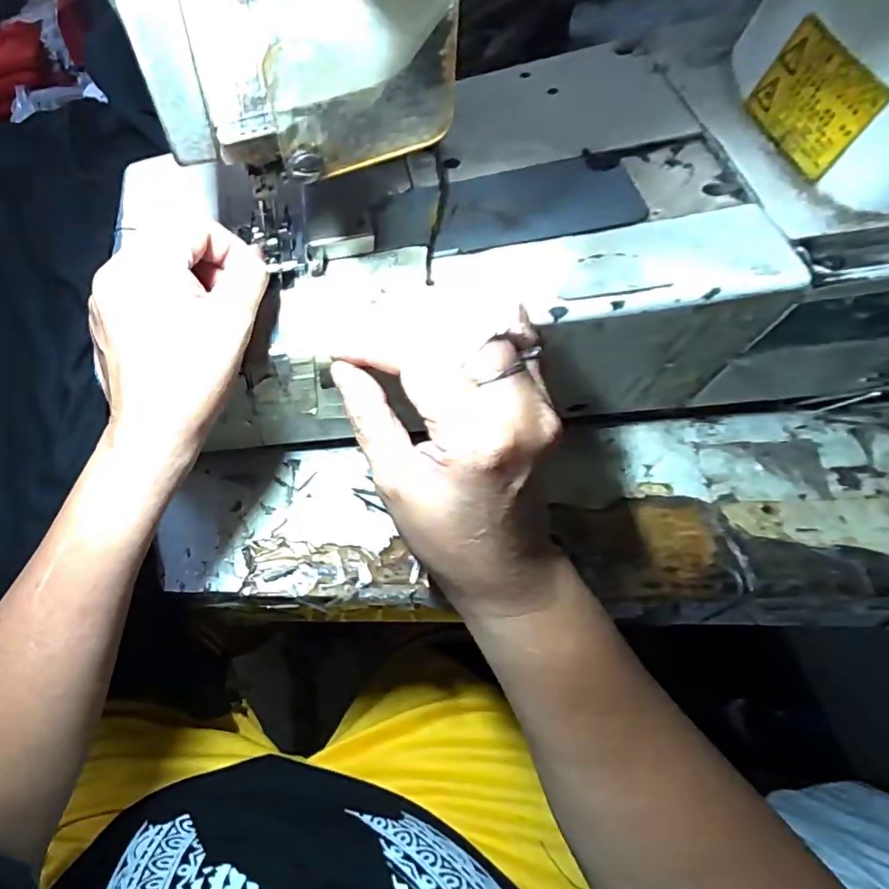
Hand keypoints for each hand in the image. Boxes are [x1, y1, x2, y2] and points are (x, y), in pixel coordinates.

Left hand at [89, 221, 268, 467]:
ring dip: (191, 287)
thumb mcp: (235, 319)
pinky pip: (143, 294)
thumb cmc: (185, 387)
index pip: (197, 227)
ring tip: (205, 325)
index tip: (243, 278)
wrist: (154, 433)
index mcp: (142, 265)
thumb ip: (251, 272)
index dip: (230, 251)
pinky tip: (184, 336)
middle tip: (226, 304)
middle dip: (209, 270)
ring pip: (160, 269)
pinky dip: (168, 305)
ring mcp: (106, 299)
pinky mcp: (106, 321)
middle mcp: (115, 275)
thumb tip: (250, 258)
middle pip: (175, 244)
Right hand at [330, 305, 561, 620]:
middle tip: (370, 327)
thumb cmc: (444, 537)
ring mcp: (543, 405)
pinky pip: (516, 347)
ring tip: (402, 323)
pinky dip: (477, 333)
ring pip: (499, 330)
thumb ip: (371, 416)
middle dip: (413, 321)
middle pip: (469, 332)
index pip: (423, 362)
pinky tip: (444, 334)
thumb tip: (344, 367)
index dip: (375, 345)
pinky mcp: (547, 404)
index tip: (340, 345)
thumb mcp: (395, 481)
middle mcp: (521, 410)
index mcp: (479, 437)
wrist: (507, 568)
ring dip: (448, 320)